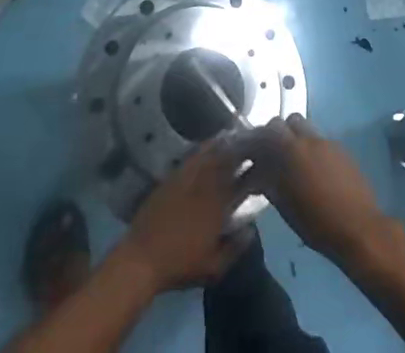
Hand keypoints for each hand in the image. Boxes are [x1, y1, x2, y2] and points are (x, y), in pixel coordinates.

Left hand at [116, 141, 251, 291]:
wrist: (141, 259)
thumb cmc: (180, 266)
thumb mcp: (213, 268)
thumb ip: (235, 248)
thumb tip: (251, 228)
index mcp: (217, 208)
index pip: (240, 184)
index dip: (252, 172)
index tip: (263, 164)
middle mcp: (203, 189)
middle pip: (225, 163)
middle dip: (240, 151)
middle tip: (250, 142)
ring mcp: (185, 181)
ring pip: (208, 156)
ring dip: (222, 145)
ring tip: (232, 137)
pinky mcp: (170, 180)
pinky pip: (190, 160)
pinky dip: (201, 150)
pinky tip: (206, 147)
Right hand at [244, 114, 388, 263]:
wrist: (358, 228)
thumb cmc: (316, 222)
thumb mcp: (284, 205)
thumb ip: (268, 181)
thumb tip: (257, 173)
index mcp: (292, 150)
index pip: (266, 131)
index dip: (254, 140)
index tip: (248, 154)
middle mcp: (310, 139)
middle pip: (286, 122)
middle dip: (275, 134)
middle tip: (269, 156)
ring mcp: (328, 143)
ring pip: (304, 128)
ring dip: (293, 138)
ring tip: (290, 163)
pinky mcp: (342, 151)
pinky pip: (319, 140)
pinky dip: (309, 148)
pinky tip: (311, 171)